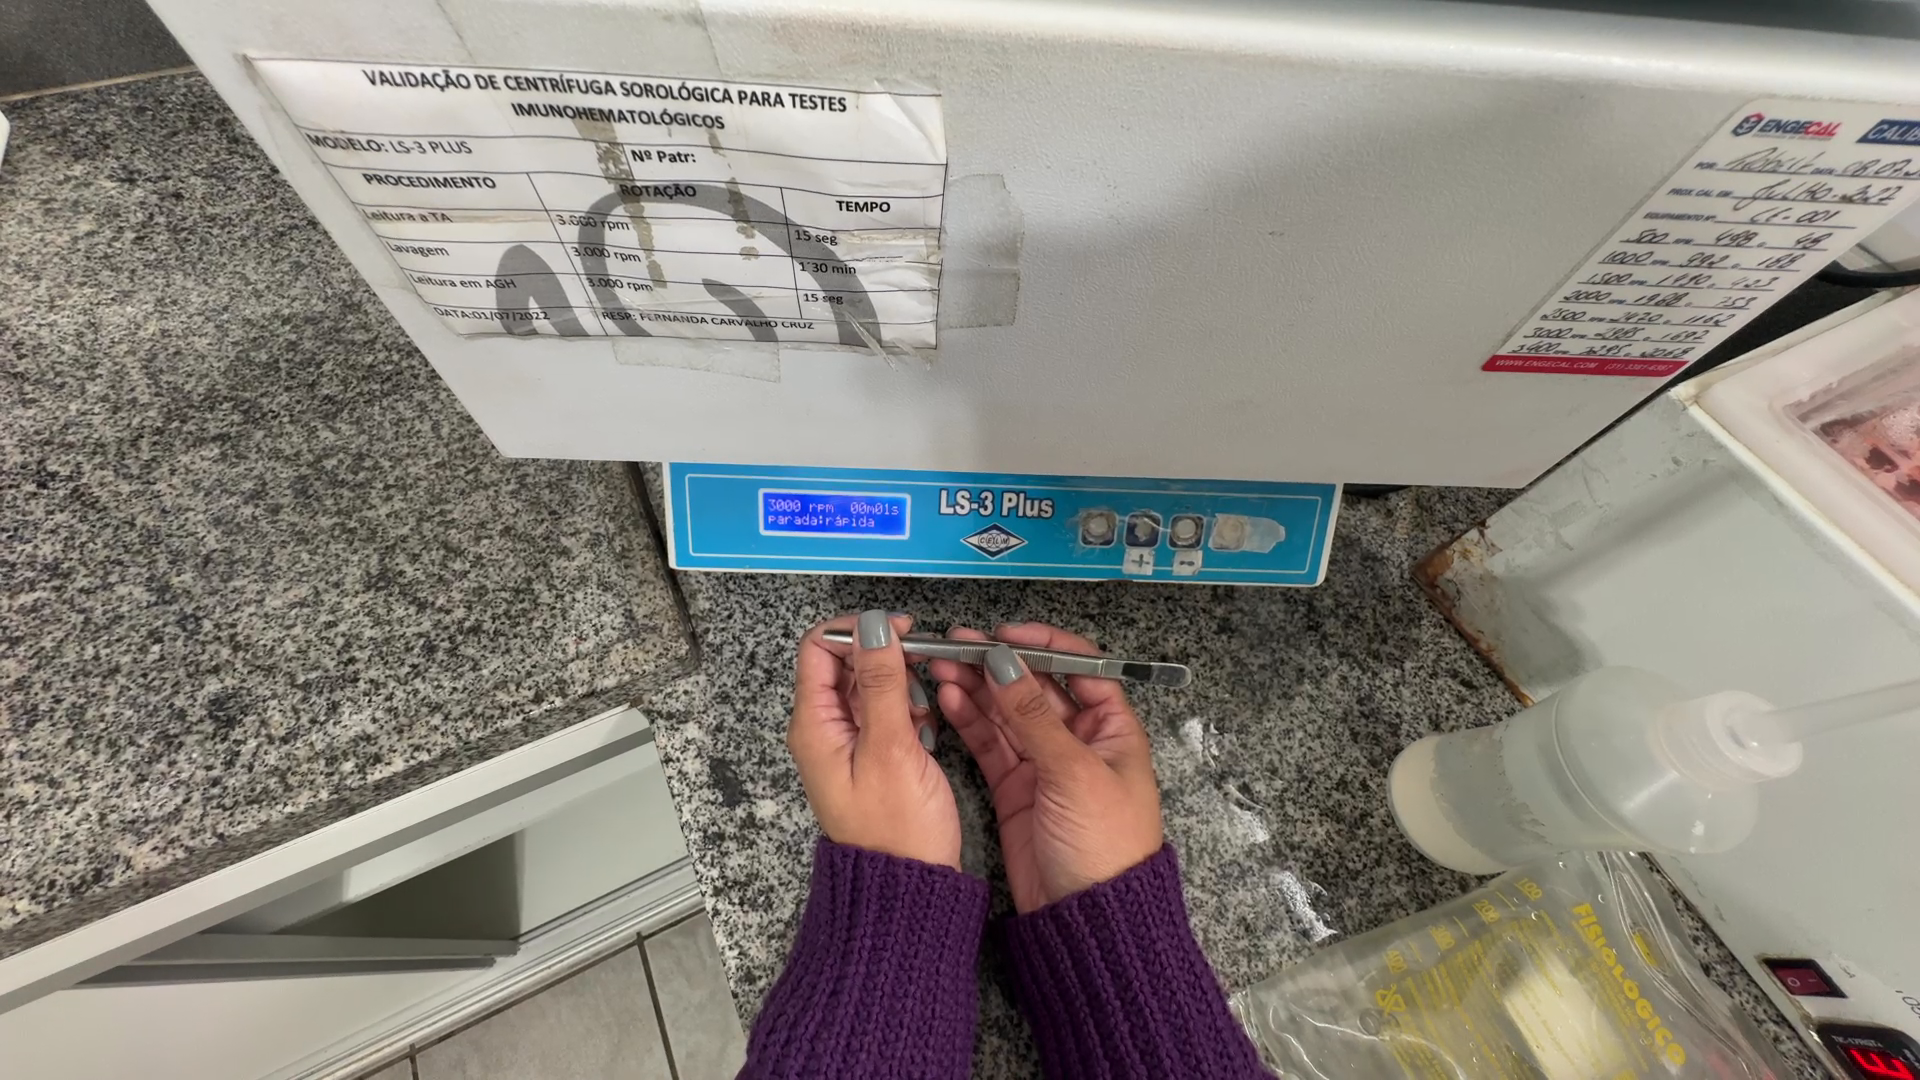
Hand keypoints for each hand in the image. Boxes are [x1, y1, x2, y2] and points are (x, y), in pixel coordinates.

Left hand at [788, 610, 959, 868]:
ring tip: (927, 704)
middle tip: (924, 663)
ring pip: (871, 683)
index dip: (857, 629)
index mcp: (814, 723)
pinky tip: (928, 721)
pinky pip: (886, 708)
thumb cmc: (897, 827)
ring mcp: (849, 738)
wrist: (909, 887)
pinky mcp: (874, 750)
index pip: (819, 648)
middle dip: (886, 653)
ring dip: (901, 680)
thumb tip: (874, 625)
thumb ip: (882, 683)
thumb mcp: (891, 748)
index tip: (900, 629)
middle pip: (847, 662)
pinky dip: (908, 704)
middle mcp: (825, 726)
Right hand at [929, 623, 1163, 912]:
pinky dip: (969, 721)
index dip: (1044, 644)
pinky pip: (990, 743)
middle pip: (1034, 686)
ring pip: (1006, 712)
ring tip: (940, 665)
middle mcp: (1077, 739)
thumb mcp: (1074, 773)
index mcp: (1111, 728)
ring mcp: (1043, 762)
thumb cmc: (1106, 846)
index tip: (1005, 634)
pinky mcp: (1015, 786)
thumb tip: (1004, 661)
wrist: (1088, 923)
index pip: (1080, 667)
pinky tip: (948, 699)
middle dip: (997, 664)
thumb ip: (1033, 715)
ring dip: (976, 687)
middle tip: (957, 644)